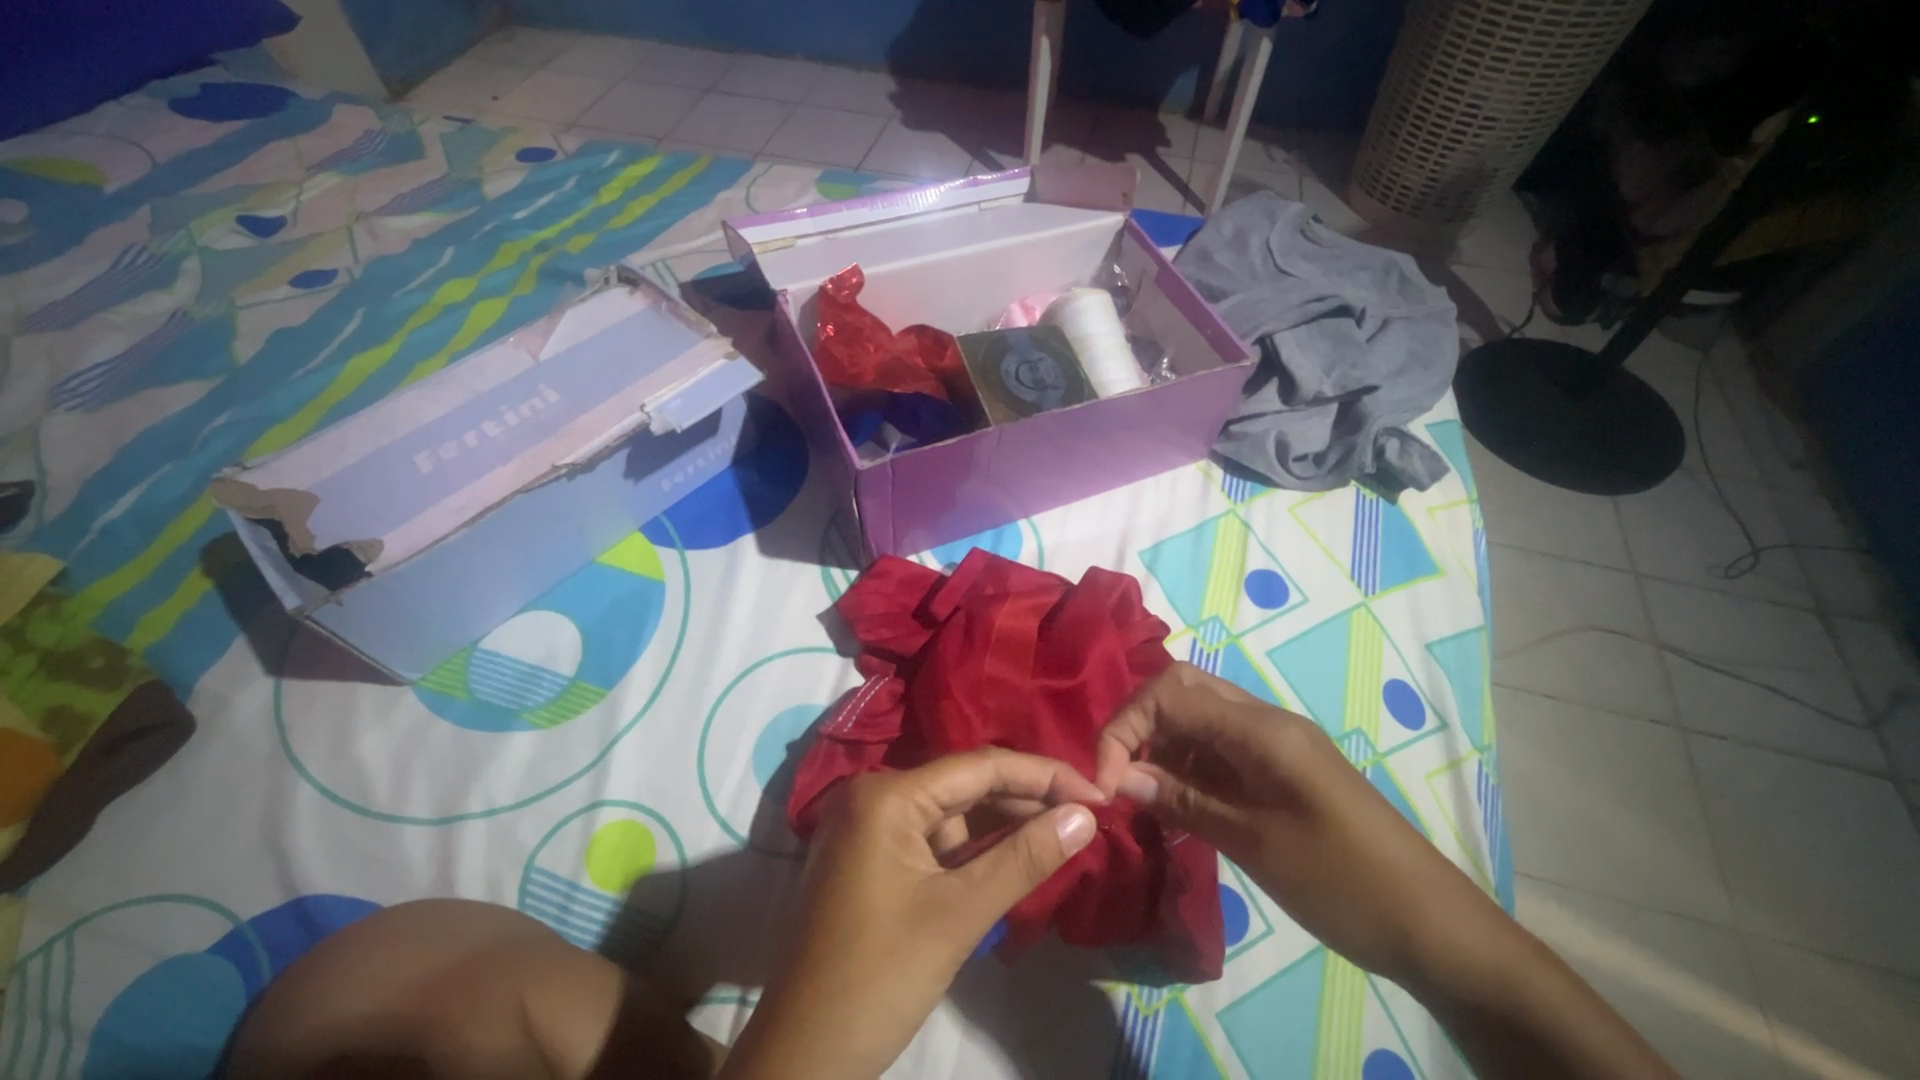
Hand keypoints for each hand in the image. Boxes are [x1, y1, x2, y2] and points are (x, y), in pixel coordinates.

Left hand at [722, 749, 1102, 1079]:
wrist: (804, 1053)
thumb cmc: (880, 977)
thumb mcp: (959, 915)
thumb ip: (1024, 859)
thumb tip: (1086, 816)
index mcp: (886, 796)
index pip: (979, 767)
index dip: (1044, 776)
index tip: (1098, 795)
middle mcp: (873, 798)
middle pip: (965, 786)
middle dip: (1027, 801)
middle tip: (1088, 818)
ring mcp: (869, 832)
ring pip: (953, 816)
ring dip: (1004, 827)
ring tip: (1064, 836)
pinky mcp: (873, 863)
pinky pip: (935, 843)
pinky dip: (975, 853)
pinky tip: (1017, 860)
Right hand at [1094, 663, 1507, 986]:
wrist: (1431, 924)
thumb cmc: (1344, 881)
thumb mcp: (1254, 843)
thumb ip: (1183, 802)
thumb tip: (1117, 778)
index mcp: (1261, 729)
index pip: (1169, 692)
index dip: (1125, 727)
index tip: (1104, 782)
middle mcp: (1265, 723)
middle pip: (1182, 690)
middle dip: (1139, 726)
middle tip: (1117, 780)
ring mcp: (1275, 747)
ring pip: (1198, 719)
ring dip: (1160, 747)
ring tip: (1139, 798)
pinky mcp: (1280, 773)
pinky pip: (1218, 751)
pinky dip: (1185, 769)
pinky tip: (1173, 807)